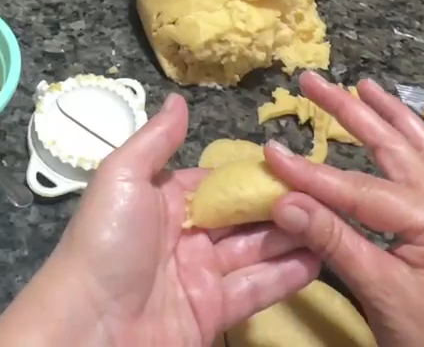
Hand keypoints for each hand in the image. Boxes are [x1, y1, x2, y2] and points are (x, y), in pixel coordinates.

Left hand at [0, 94, 320, 346]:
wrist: (90, 327)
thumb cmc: (106, 242)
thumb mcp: (123, 177)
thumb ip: (156, 141)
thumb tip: (178, 99)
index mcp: (163, 200)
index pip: (217, 182)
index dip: (251, 173)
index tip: (293, 160)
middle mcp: (186, 235)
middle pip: (241, 215)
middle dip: (279, 202)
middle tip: (326, 190)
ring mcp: (201, 275)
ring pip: (255, 249)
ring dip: (291, 234)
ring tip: (333, 219)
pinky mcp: (214, 313)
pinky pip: (256, 288)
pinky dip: (288, 274)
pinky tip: (320, 256)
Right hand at [264, 72, 423, 346]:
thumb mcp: (384, 296)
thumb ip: (333, 242)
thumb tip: (282, 199)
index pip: (359, 188)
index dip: (310, 171)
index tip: (270, 151)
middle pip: (393, 147)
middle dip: (351, 111)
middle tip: (312, 81)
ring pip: (418, 150)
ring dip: (388, 116)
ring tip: (363, 86)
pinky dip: (409, 141)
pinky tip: (397, 131)